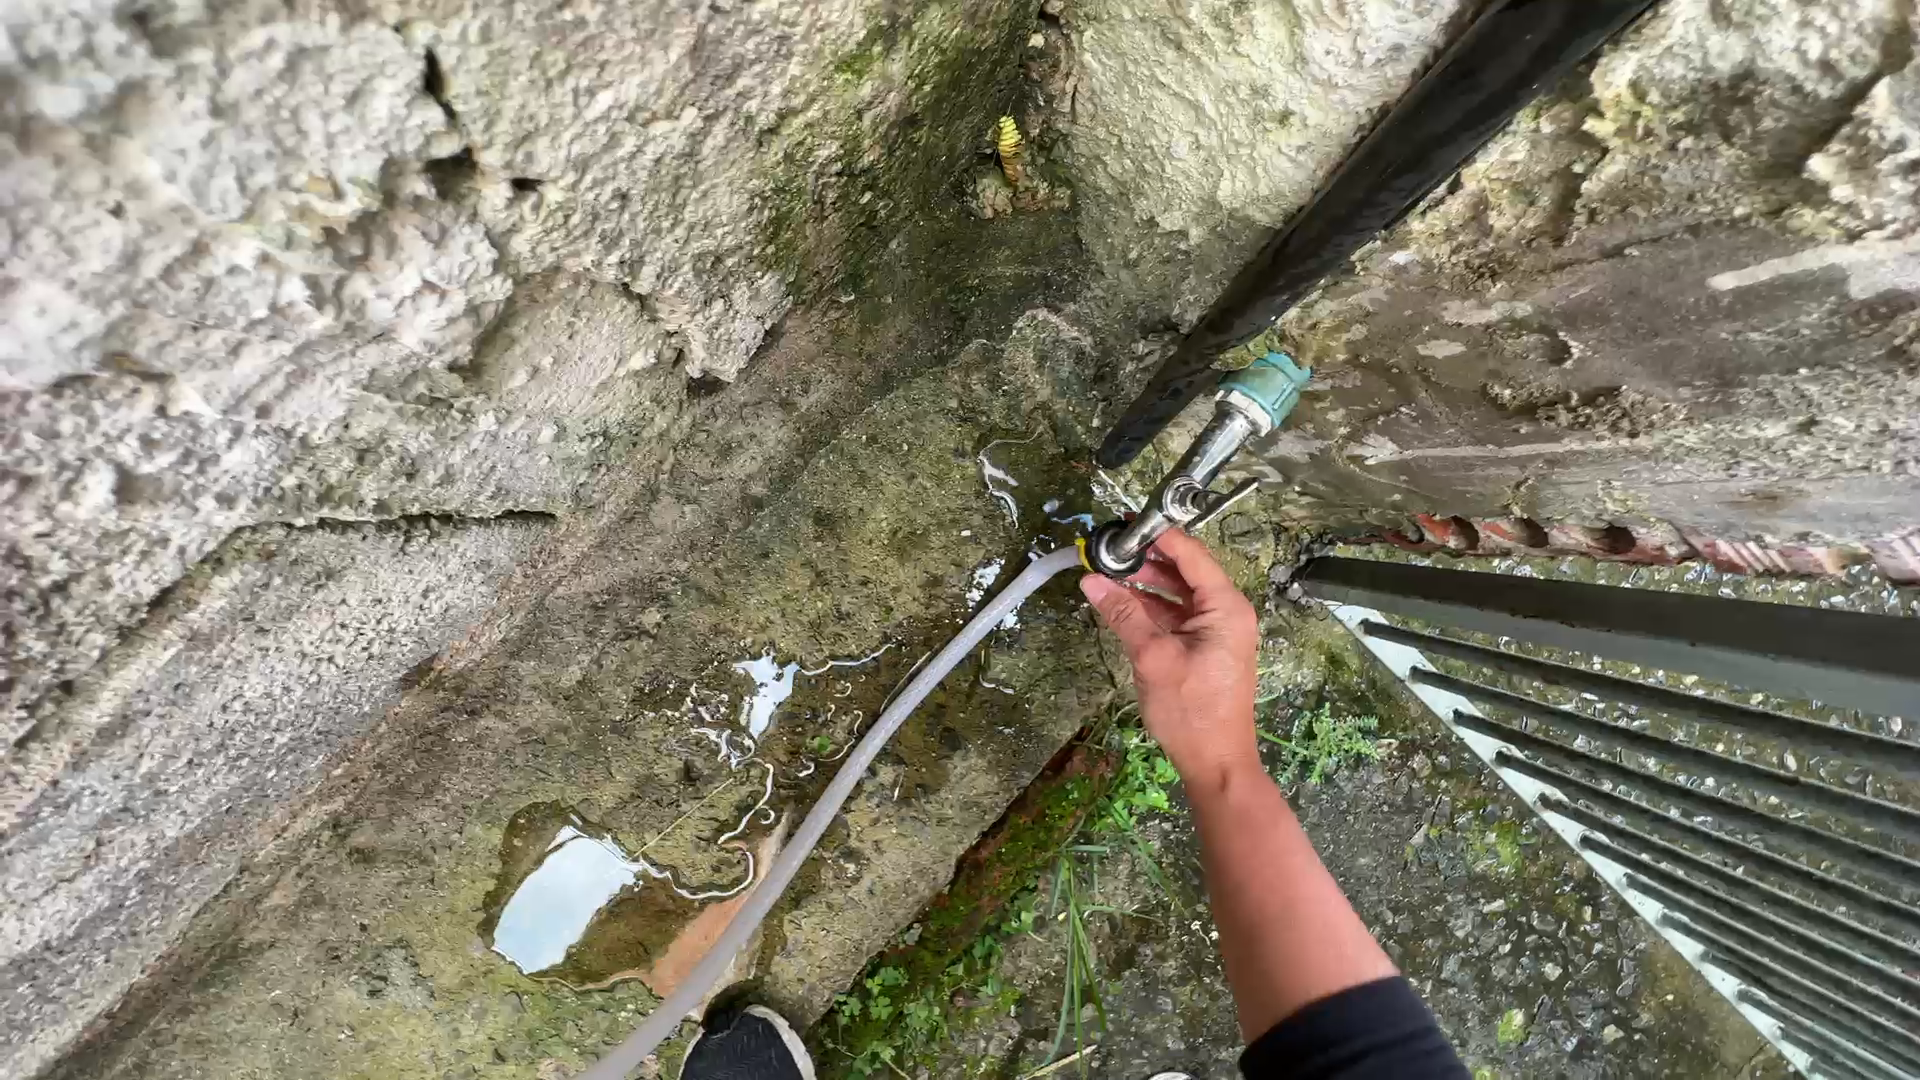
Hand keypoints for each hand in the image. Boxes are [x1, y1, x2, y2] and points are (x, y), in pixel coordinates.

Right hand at [1079, 528, 1261, 790]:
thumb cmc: (1190, 710)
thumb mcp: (1152, 656)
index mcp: (1226, 607)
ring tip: (1108, 571)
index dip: (1158, 536)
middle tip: (1108, 549)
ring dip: (1145, 583)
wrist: (1215, 762)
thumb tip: (1091, 579)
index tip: (1123, 524)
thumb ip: (1122, 613)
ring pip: (1177, 593)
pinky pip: (1176, 615)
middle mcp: (1226, 611)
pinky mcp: (1204, 647)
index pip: (1191, 554)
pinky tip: (1120, 602)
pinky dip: (1150, 607)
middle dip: (1147, 559)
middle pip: (1184, 571)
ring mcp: (1216, 630)